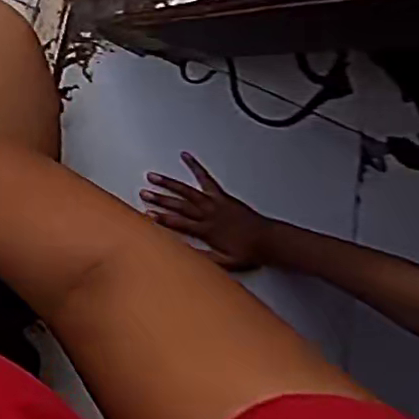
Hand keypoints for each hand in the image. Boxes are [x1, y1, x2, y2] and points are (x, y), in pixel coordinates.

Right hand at [142, 152, 278, 269]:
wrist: (274, 243)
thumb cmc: (251, 253)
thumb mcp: (229, 262)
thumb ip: (205, 258)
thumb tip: (183, 252)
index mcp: (207, 231)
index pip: (179, 223)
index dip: (162, 219)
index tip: (147, 214)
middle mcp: (207, 214)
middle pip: (179, 205)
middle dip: (160, 199)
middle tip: (143, 193)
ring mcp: (213, 203)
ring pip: (187, 191)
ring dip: (168, 183)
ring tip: (152, 176)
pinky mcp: (221, 196)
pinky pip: (206, 179)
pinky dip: (196, 167)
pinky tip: (186, 157)